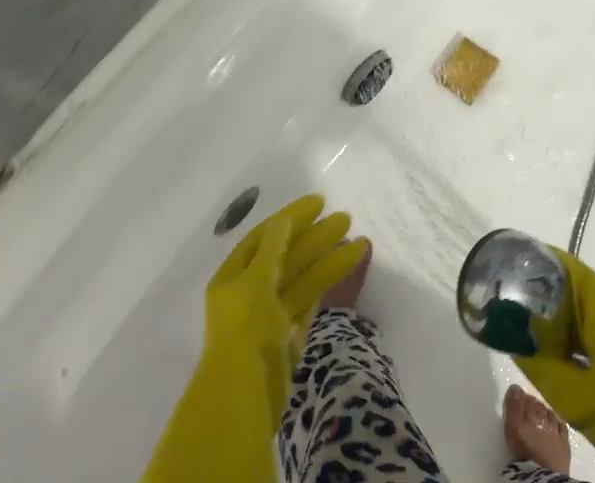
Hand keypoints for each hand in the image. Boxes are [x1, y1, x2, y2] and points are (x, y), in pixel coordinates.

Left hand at [142, 194, 366, 482]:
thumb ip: (272, 249)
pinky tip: (351, 264)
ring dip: (329, 256)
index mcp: (233, 277)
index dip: (290, 218)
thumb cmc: (245, 330)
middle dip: (314, 236)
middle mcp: (251, 292)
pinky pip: (312, 298)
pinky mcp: (292, 333)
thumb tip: (283, 221)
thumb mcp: (254, 282)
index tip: (319, 202)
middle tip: (346, 218)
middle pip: (286, 256)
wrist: (247, 393)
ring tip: (361, 239)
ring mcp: (273, 314)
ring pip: (303, 277)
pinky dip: (331, 280)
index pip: (264, 237)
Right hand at [517, 249, 594, 482]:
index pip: (575, 271)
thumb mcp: (571, 397)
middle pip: (593, 286)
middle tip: (535, 308)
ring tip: (560, 336)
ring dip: (585, 314)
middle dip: (562, 291)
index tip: (524, 269)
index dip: (548, 265)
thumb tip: (512, 335)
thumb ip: (537, 361)